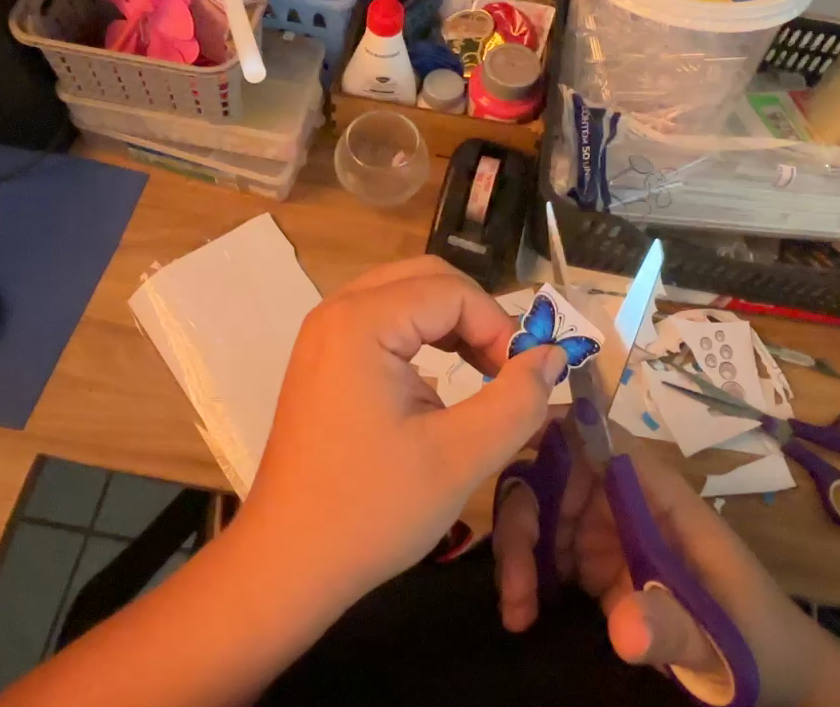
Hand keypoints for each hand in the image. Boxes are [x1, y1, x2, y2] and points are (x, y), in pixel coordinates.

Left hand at [238, 256, 566, 601]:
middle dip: (476, 316)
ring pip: (405, 296)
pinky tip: (440, 380)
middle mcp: (336, 312)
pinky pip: (383, 321)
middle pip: (427, 278)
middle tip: (505, 369)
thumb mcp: (459, 458)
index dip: (499, 328)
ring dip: (451, 323)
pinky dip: (421, 337)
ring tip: (483, 372)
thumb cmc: (371, 510)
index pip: (453, 292)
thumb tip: (551, 356)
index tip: (522, 380)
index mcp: (361, 323)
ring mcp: (324, 334)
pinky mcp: (323, 359)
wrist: (288, 562)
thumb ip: (516, 400)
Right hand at [494, 444, 834, 706]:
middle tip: (512, 584)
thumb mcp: (721, 640)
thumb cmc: (759, 643)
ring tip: (514, 609)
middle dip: (521, 518)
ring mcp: (607, 530)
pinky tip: (520, 612)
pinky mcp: (595, 564)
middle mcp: (625, 499)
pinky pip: (545, 551)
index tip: (498, 452)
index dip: (547, 431)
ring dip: (516, 551)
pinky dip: (524, 575)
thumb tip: (621, 629)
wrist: (780, 678)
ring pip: (540, 511)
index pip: (597, 437)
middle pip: (553, 474)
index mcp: (657, 493)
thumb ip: (674, 629)